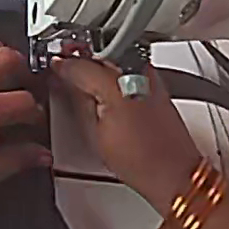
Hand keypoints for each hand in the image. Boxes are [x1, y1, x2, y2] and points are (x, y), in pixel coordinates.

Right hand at [52, 57, 202, 211]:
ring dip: (94, 64)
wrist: (175, 174)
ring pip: (111, 57)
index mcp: (116, 82)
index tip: (53, 68)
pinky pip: (126, 66)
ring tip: (83, 82)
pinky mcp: (156, 81)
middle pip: (95, 55)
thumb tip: (63, 81)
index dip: (60, 65)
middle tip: (63, 71)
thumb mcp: (93, 132)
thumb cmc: (142, 161)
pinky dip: (111, 72)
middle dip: (77, 60)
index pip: (78, 63)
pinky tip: (104, 88)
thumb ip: (75, 99)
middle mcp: (135, 71)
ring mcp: (148, 74)